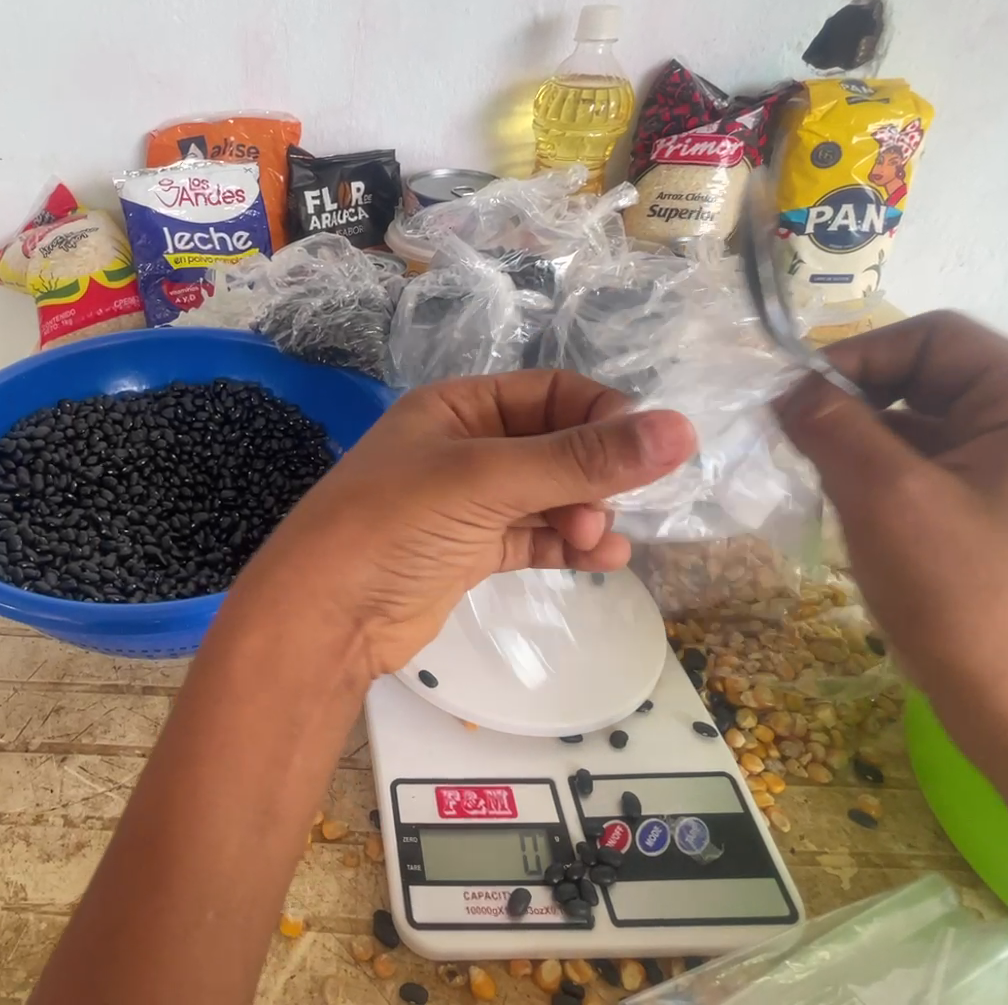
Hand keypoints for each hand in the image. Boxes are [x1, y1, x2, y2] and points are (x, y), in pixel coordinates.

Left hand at [223, 368, 695, 678]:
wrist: (326, 614)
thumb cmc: (394, 524)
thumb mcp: (485, 480)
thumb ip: (579, 460)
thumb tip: (681, 430)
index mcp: (455, 408)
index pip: (549, 392)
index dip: (602, 415)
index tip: (648, 451)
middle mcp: (462, 449)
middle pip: (553, 445)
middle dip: (590, 474)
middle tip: (605, 508)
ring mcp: (464, 504)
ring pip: (546, 496)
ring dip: (583, 513)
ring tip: (597, 540)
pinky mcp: (467, 552)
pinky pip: (532, 538)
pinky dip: (566, 545)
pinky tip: (600, 560)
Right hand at [775, 311, 1007, 753]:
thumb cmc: (969, 599)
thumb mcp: (884, 498)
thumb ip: (830, 424)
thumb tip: (787, 389)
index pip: (933, 337)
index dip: (853, 359)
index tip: (788, 407)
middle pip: (928, 379)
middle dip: (854, 409)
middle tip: (799, 453)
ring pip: (923, 426)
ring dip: (863, 448)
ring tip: (828, 492)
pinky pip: (934, 468)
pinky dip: (884, 479)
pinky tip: (859, 518)